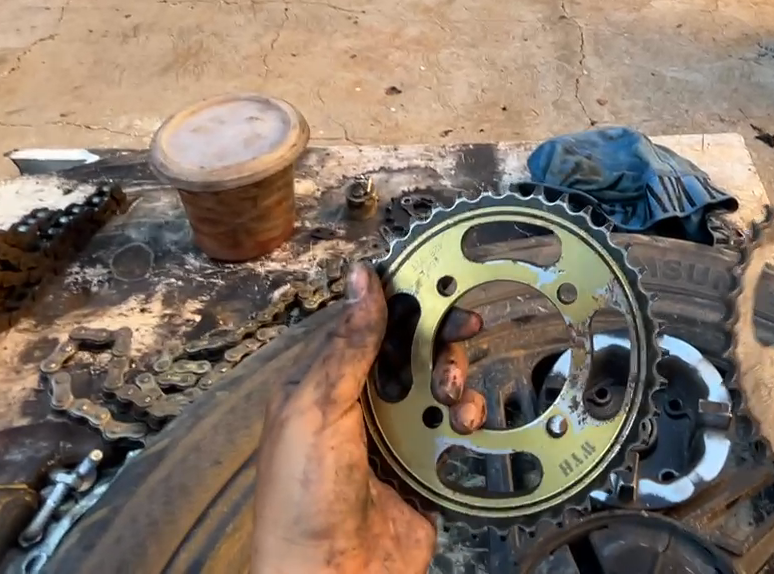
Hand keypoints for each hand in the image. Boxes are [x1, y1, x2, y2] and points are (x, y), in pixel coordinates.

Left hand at [251, 262, 484, 573]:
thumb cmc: (306, 497)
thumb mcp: (318, 411)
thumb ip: (348, 343)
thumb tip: (362, 275)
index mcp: (324, 383)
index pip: (367, 321)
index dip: (402, 298)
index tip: (437, 280)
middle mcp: (361, 401)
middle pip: (411, 345)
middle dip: (439, 335)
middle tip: (467, 324)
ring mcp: (394, 430)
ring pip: (437, 378)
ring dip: (453, 376)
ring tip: (451, 394)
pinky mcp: (425, 459)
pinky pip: (453, 421)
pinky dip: (465, 416)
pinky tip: (463, 423)